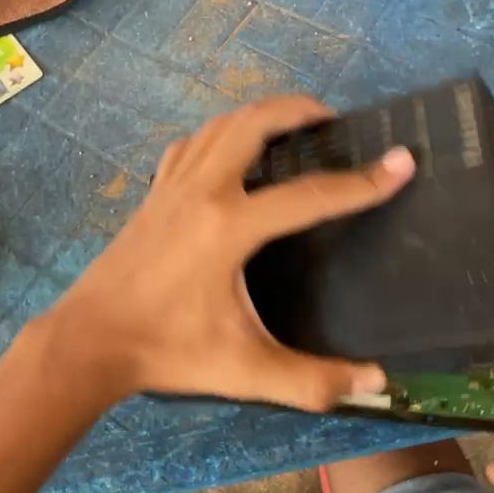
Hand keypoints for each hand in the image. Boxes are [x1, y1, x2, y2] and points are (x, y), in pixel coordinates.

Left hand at [34, 95, 415, 411]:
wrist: (91, 340)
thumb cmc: (169, 351)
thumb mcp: (246, 371)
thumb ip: (312, 380)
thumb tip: (377, 382)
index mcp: (230, 226)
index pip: (311, 195)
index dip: (364, 182)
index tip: (402, 162)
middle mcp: (203, 191)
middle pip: (254, 124)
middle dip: (297, 110)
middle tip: (331, 117)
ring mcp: (172, 186)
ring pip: (218, 126)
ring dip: (257, 115)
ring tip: (288, 122)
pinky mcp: (152, 194)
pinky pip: (189, 146)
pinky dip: (217, 135)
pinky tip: (226, 150)